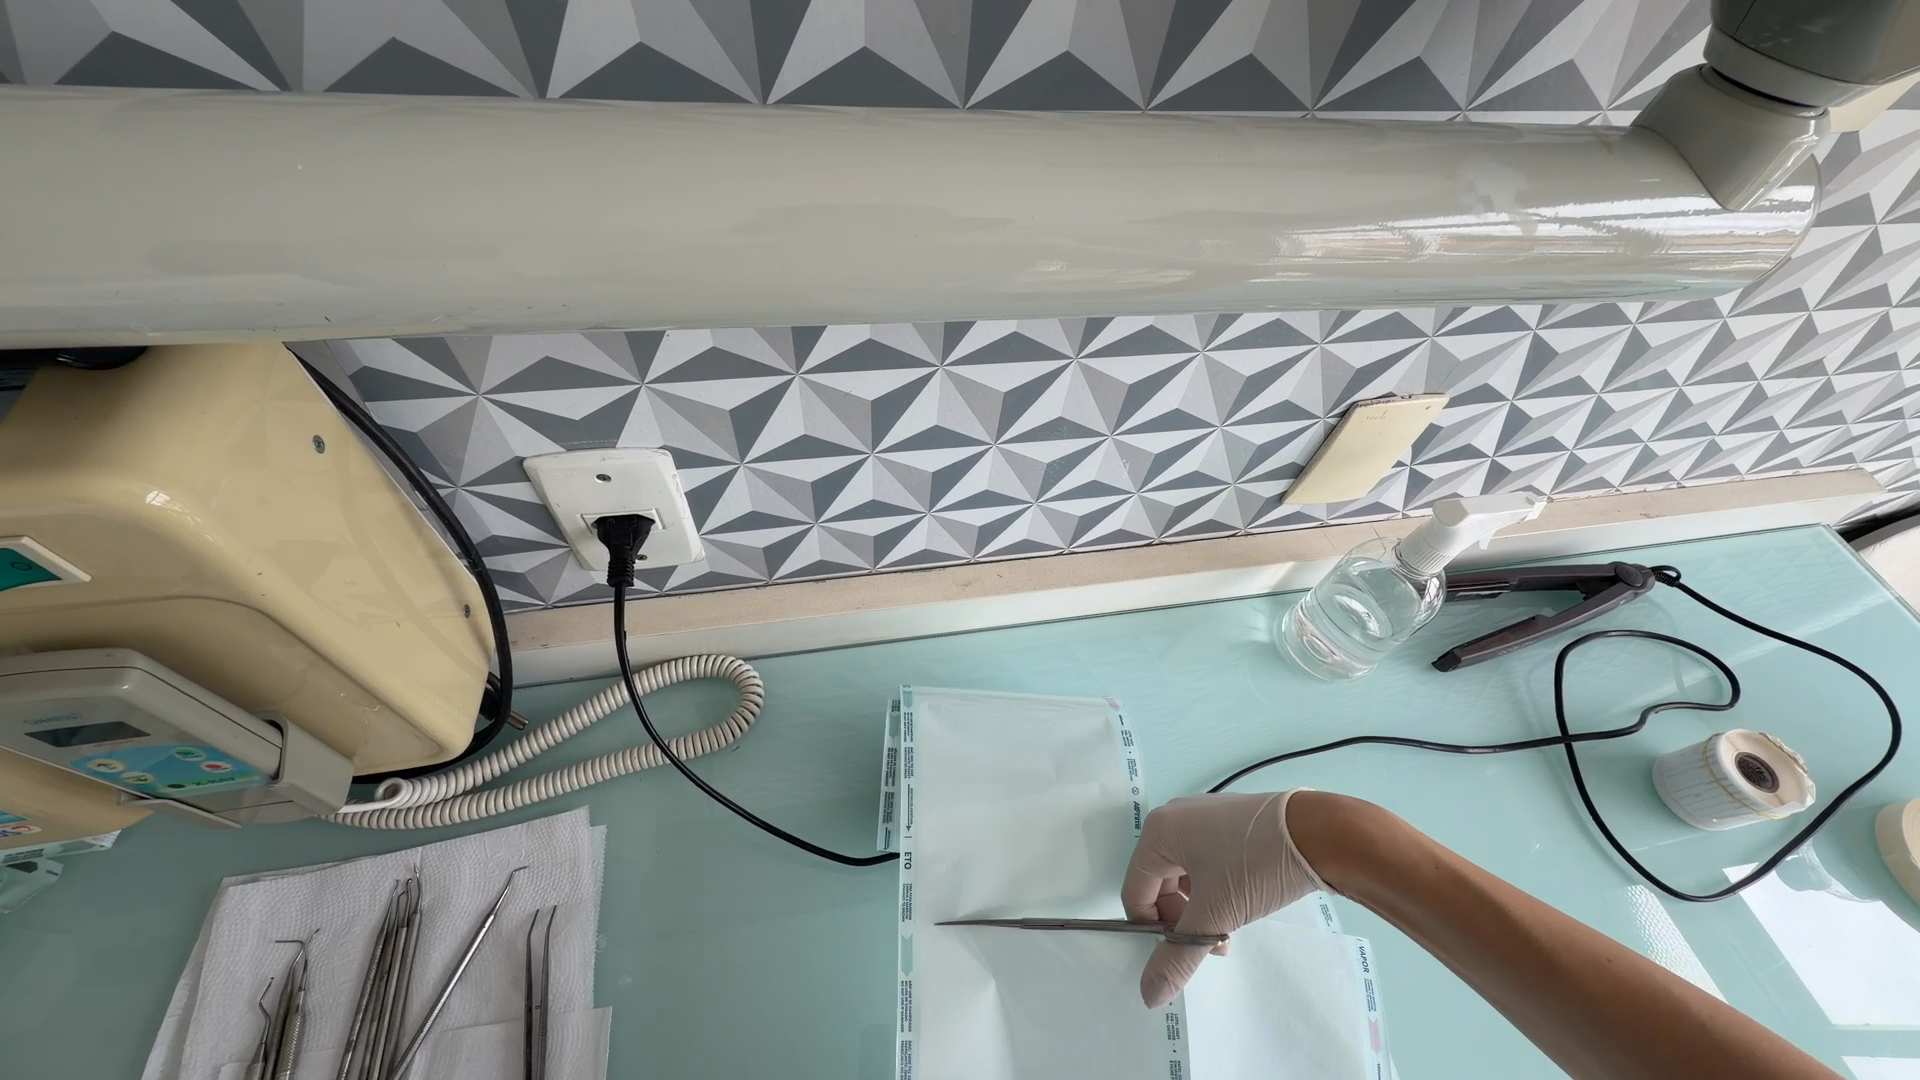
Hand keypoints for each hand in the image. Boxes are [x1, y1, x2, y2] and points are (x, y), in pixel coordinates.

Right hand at [1121, 791, 1327, 1007]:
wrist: (1320, 833)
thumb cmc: (1255, 866)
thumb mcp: (1215, 915)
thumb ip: (1178, 957)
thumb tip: (1149, 995)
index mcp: (1158, 832)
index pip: (1135, 893)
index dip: (1156, 929)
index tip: (1191, 948)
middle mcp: (1172, 816)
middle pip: (1159, 883)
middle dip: (1182, 920)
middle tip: (1216, 941)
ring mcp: (1201, 814)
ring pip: (1184, 874)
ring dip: (1200, 907)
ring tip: (1231, 925)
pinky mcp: (1226, 819)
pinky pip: (1204, 858)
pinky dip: (1214, 886)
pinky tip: (1242, 899)